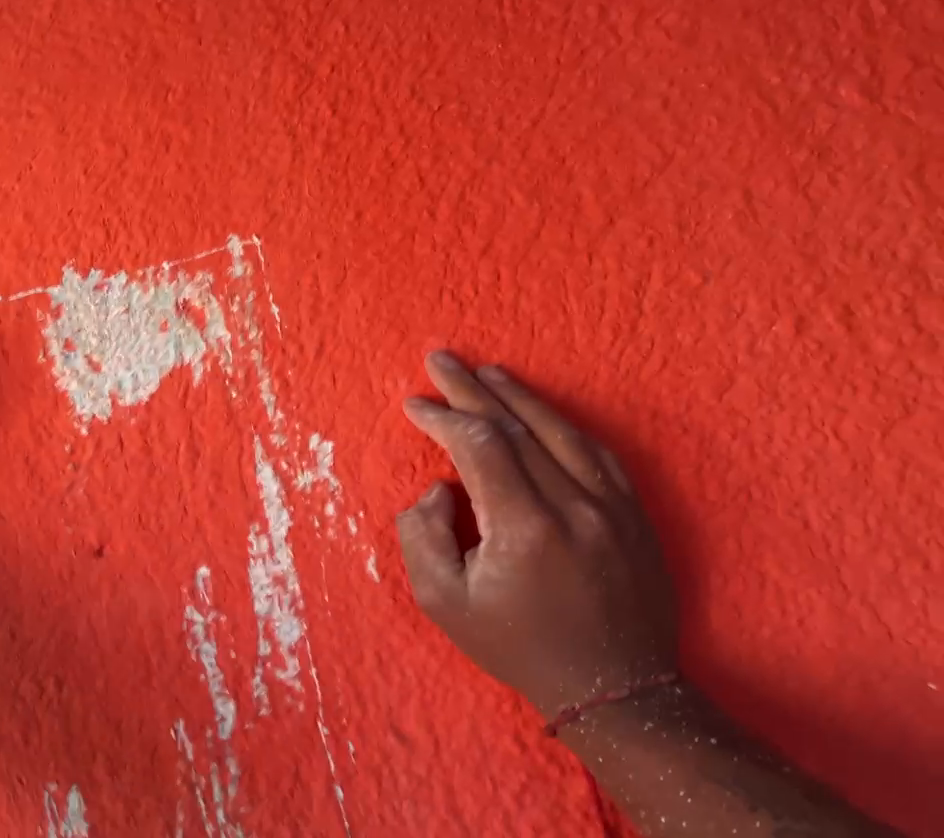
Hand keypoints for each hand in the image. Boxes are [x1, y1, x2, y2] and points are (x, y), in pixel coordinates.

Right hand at [396, 351, 677, 715]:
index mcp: (526, 528)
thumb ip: (422, 535)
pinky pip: (598, 454)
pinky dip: (563, 424)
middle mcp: (575, 508)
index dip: (442, 418)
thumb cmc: (517, 644)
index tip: (414, 404)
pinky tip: (541, 411)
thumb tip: (441, 488)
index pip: (480, 446)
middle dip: (471, 390)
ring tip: (487, 372)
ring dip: (520, 397)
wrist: (618, 690)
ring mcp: (614, 510)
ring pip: (563, 433)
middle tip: (439, 359)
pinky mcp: (635, 518)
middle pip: (518, 427)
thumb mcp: (443, 601)